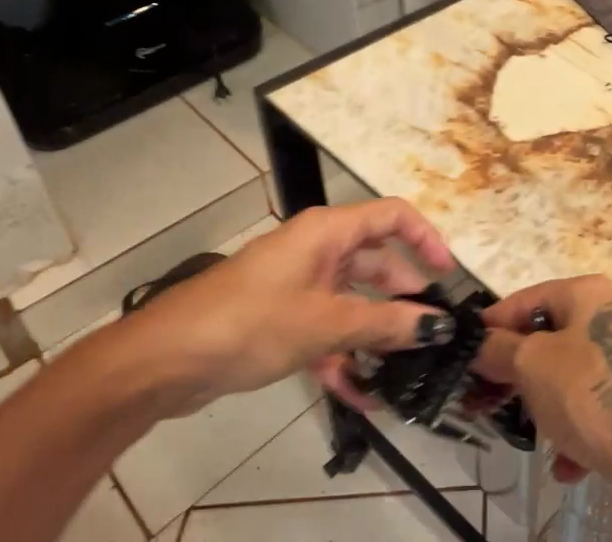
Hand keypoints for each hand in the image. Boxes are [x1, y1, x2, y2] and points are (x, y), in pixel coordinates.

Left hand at [116, 198, 459, 416]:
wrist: (163, 360)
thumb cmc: (252, 322)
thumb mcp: (327, 323)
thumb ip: (386, 325)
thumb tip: (438, 325)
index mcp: (328, 231)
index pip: (393, 216)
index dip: (426, 239)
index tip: (448, 276)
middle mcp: (316, 250)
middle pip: (376, 263)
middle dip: (404, 297)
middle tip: (429, 333)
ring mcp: (297, 285)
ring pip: (353, 302)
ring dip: (375, 334)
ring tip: (402, 370)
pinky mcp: (280, 319)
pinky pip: (326, 330)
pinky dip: (344, 356)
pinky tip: (362, 396)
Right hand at [473, 275, 611, 484]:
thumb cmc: (589, 389)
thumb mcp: (531, 363)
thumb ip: (498, 349)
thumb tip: (481, 344)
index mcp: (586, 293)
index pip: (527, 299)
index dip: (493, 324)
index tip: (465, 352)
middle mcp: (609, 316)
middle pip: (547, 339)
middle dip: (513, 373)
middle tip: (480, 400)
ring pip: (567, 377)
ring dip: (541, 406)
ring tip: (524, 433)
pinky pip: (591, 410)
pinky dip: (573, 434)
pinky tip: (565, 465)